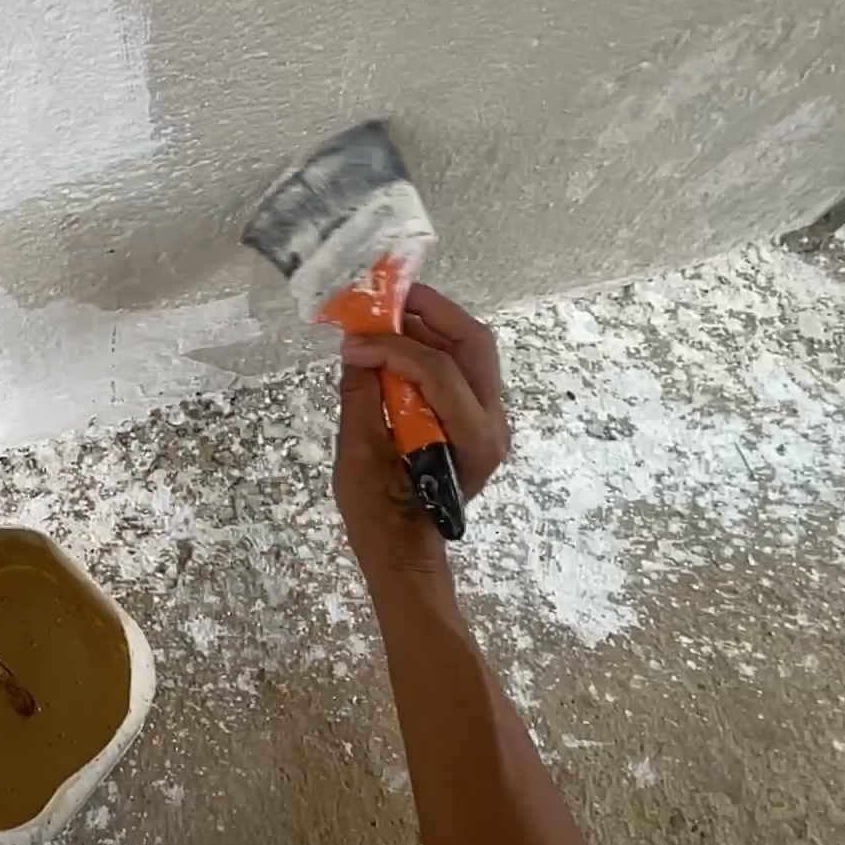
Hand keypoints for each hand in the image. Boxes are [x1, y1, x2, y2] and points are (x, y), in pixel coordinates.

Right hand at [334, 284, 508, 573]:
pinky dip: (427, 345)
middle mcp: (492, 423)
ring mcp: (487, 418)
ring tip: (384, 314)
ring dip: (429, 323)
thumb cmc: (378, 512)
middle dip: (430, 311)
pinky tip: (393, 342)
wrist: (403, 547)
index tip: (351, 342)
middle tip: (385, 297)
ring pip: (470, 349)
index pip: (438, 371)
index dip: (393, 347)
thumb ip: (361, 397)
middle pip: (473, 344)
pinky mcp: (472, 416)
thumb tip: (356, 350)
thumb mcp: (357, 456)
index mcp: (472, 440)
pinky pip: (458, 366)